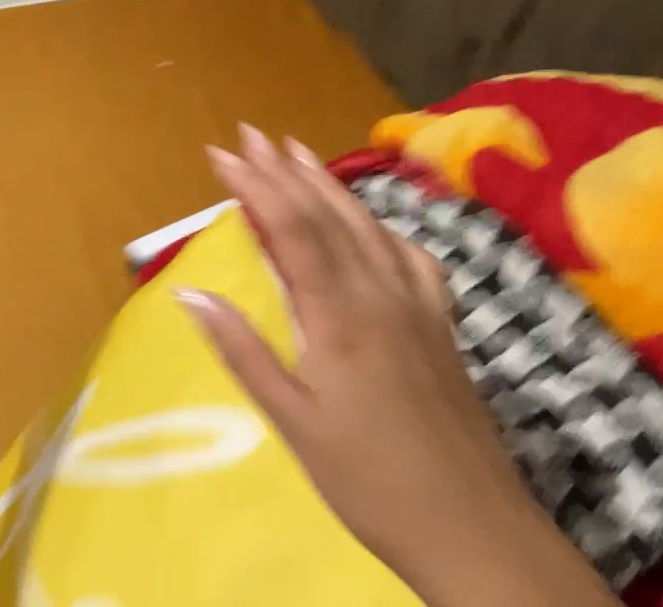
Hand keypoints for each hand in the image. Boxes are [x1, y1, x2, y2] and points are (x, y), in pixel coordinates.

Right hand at [178, 126, 607, 604]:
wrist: (473, 527)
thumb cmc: (369, 480)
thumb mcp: (293, 421)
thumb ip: (242, 350)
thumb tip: (189, 293)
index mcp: (340, 314)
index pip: (291, 229)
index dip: (254, 185)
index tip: (220, 153)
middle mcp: (381, 293)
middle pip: (328, 214)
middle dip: (285, 169)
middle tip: (251, 134)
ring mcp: (417, 304)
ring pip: (367, 225)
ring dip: (328, 184)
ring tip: (298, 152)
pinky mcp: (441, 322)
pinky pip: (406, 254)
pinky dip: (377, 224)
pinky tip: (371, 223)